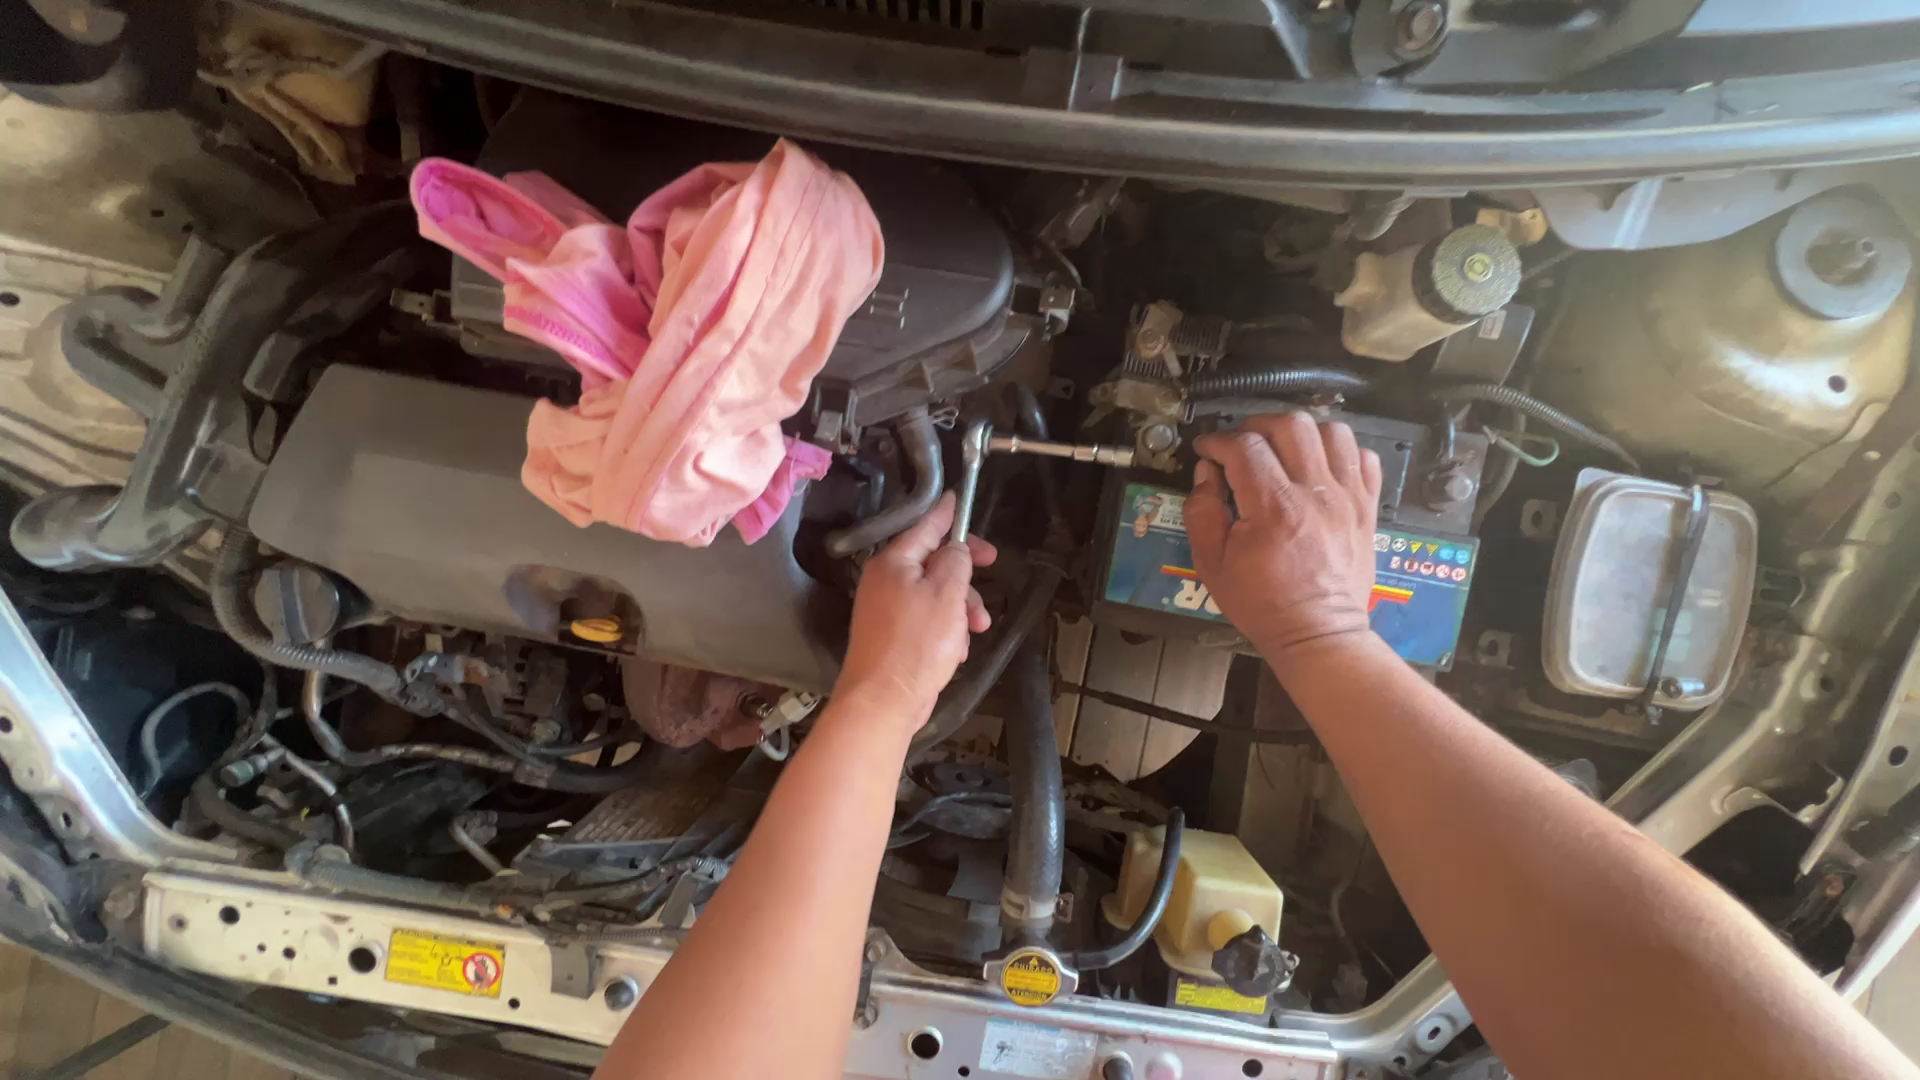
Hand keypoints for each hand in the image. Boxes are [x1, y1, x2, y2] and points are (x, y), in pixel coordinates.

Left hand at [838, 492, 996, 722]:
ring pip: (935, 595)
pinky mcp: (893, 636)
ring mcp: (886, 610)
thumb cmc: (917, 642)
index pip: (925, 526)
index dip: (948, 514)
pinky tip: (955, 651)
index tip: (960, 500)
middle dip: (966, 576)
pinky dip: (946, 631)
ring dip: (960, 609)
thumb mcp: (947, 593)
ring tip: (975, 630)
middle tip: (993, 570)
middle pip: (934, 562)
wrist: (884, 700)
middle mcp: (885, 581)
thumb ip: (956, 561)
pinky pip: (927, 621)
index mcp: (893, 562)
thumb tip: (956, 548)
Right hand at [1187, 412, 1382, 665]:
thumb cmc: (1259, 601)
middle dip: (1257, 425)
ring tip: (1282, 449)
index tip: (1206, 450)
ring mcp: (1348, 498)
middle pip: (1290, 426)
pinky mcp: (1368, 507)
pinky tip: (1317, 467)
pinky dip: (1339, 452)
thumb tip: (1206, 473)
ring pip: (1332, 432)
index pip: (1244, 447)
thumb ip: (1202, 512)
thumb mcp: (1211, 563)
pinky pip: (1364, 458)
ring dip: (1301, 433)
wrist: (1317, 631)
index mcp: (1272, 508)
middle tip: (1241, 444)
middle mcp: (1314, 494)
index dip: (1218, 441)